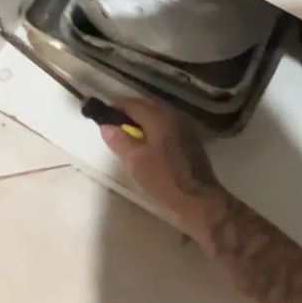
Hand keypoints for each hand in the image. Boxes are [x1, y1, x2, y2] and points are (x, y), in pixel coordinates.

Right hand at [99, 99, 225, 236]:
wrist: (199, 199)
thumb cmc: (164, 179)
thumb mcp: (134, 161)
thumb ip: (118, 140)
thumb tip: (106, 125)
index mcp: (159, 117)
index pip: (132, 103)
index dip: (115, 109)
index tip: (103, 118)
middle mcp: (174, 115)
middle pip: (146, 107)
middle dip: (128, 115)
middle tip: (115, 130)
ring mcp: (185, 126)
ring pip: (157, 117)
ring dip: (142, 123)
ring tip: (130, 140)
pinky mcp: (190, 138)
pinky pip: (167, 126)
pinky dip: (154, 131)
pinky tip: (149, 147)